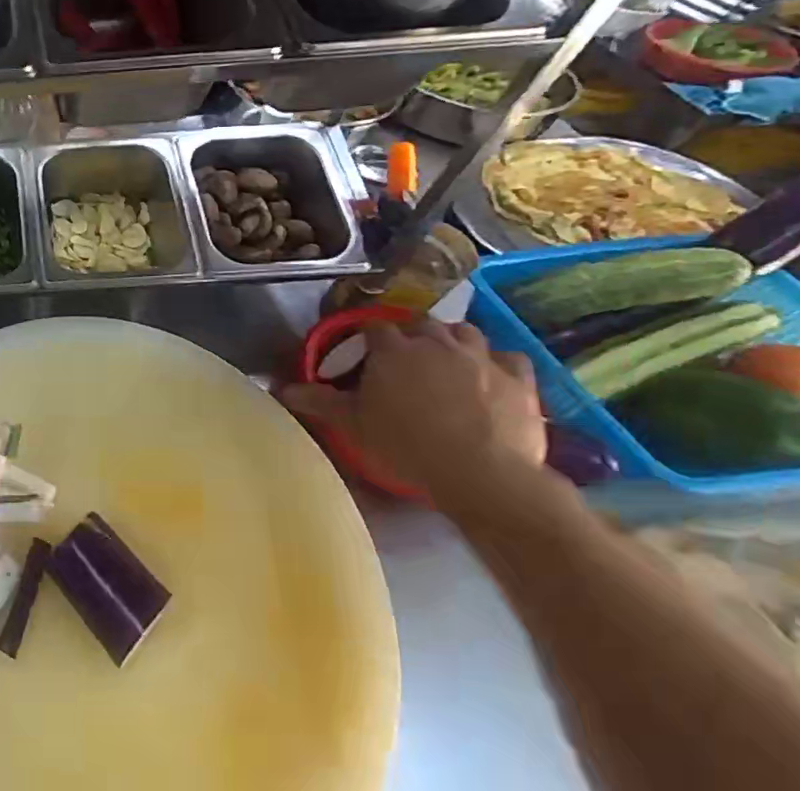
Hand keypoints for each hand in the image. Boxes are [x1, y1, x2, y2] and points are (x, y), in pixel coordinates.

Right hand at [282, 320, 546, 505]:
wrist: (483, 476)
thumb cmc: (407, 447)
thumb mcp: (353, 427)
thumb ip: (318, 402)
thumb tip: (280, 388)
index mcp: (393, 349)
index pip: (374, 326)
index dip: (367, 336)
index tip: (363, 351)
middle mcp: (437, 341)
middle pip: (420, 323)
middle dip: (411, 334)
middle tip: (404, 358)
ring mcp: (482, 356)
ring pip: (465, 332)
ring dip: (453, 340)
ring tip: (446, 361)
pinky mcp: (519, 377)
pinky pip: (508, 357)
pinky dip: (497, 362)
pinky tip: (492, 376)